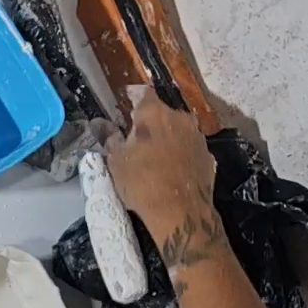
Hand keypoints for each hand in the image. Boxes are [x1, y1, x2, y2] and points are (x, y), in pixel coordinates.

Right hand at [97, 91, 224, 272]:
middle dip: (149, 122)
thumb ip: (109, 138)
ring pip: (177, 130)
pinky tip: (171, 170)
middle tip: (136, 140)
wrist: (180, 213)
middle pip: (162, 113)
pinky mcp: (208, 156)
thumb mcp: (116, 162)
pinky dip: (180, 154)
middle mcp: (180, 118)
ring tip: (154, 157)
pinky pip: (189, 148)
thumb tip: (99, 123)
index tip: (124, 106)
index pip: (142, 94)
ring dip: (166, 138)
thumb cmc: (142, 183)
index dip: (132, 98)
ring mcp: (198, 136)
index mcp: (154, 114)